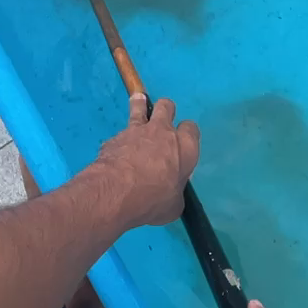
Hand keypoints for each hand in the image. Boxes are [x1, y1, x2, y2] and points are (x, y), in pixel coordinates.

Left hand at [84, 94, 199, 228]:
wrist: (117, 191)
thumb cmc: (154, 200)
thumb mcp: (173, 205)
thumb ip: (174, 191)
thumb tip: (169, 192)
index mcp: (184, 147)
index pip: (191, 129)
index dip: (187, 134)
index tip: (183, 143)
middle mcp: (162, 132)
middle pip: (167, 106)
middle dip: (166, 110)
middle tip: (162, 121)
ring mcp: (136, 130)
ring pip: (140, 105)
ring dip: (140, 105)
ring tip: (138, 102)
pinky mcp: (115, 136)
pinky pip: (121, 132)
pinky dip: (121, 139)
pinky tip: (117, 151)